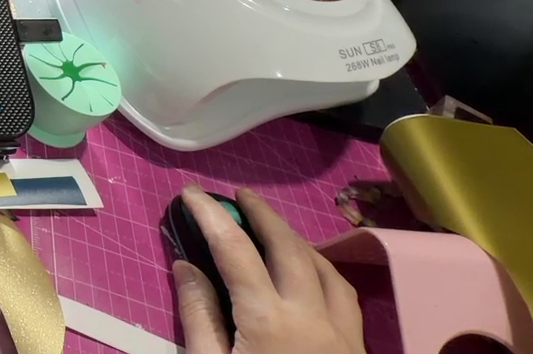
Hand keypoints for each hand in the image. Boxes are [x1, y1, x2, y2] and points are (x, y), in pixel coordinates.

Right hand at [172, 186, 363, 353]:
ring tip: (274, 228)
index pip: (234, 247)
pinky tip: (309, 275)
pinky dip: (323, 272)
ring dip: (297, 240)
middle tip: (238, 196)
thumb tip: (186, 264)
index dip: (210, 214)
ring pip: (328, 271)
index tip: (191, 193)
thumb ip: (198, 314)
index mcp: (267, 319)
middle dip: (262, 214)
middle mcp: (311, 319)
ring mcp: (343, 339)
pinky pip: (346, 298)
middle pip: (289, 249)